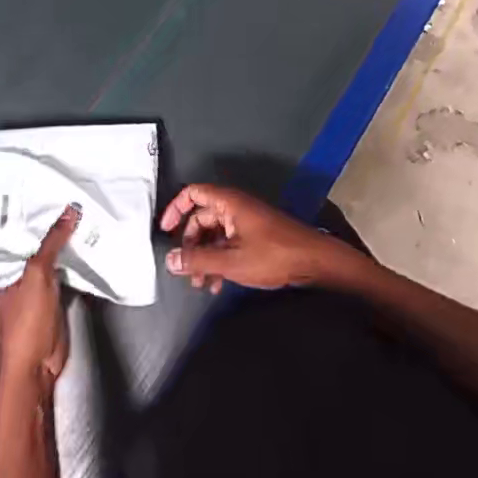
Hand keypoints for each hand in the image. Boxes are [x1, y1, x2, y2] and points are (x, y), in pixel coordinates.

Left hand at [0, 204, 78, 387]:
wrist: (36, 365)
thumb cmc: (26, 323)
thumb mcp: (38, 275)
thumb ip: (52, 243)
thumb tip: (68, 212)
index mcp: (8, 270)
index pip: (22, 236)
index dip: (36, 216)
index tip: (52, 192)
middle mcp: (22, 277)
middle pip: (42, 246)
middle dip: (57, 228)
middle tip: (77, 199)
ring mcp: (41, 289)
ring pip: (58, 259)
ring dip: (71, 244)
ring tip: (89, 216)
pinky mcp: (59, 299)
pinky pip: (70, 273)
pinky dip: (81, 262)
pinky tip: (93, 247)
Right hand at [160, 184, 359, 292]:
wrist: (313, 261)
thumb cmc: (273, 256)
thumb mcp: (231, 261)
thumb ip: (198, 260)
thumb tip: (169, 259)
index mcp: (229, 203)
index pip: (193, 193)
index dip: (175, 208)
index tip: (164, 231)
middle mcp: (235, 206)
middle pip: (201, 218)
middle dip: (190, 244)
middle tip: (186, 271)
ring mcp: (246, 220)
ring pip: (214, 234)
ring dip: (204, 257)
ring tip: (202, 284)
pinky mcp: (254, 235)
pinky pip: (227, 242)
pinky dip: (219, 259)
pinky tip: (218, 284)